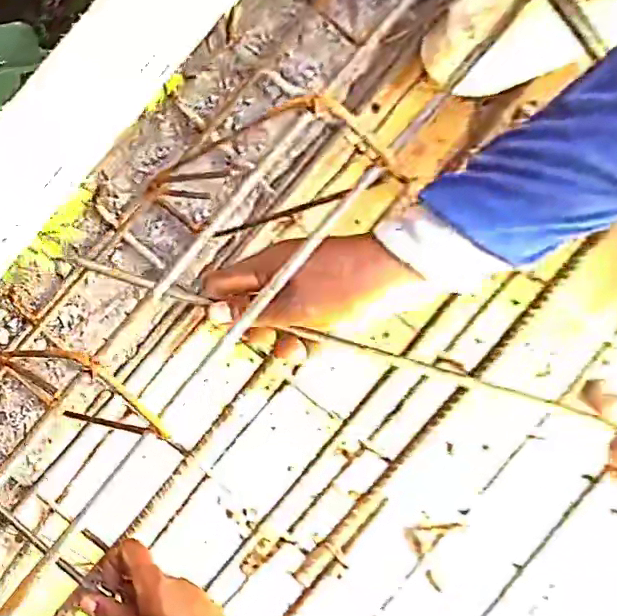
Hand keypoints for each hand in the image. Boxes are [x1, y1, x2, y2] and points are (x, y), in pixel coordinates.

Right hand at [77, 539, 272, 615]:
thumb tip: (89, 599)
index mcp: (158, 586)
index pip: (130, 549)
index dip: (112, 561)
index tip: (104, 585)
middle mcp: (179, 584)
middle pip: (144, 571)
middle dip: (125, 590)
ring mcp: (197, 598)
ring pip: (160, 589)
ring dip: (144, 605)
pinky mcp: (209, 613)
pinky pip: (177, 603)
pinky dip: (164, 615)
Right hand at [203, 234, 429, 362]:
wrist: (404, 271)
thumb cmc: (348, 284)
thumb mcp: (293, 307)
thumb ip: (251, 314)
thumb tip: (212, 313)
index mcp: (263, 267)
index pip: (219, 283)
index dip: (217, 307)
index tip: (227, 328)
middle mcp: (276, 273)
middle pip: (245, 305)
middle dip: (254, 328)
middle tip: (269, 339)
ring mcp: (300, 284)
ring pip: (275, 317)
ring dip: (283, 338)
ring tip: (299, 348)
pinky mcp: (322, 296)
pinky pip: (301, 320)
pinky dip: (307, 335)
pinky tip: (319, 344)